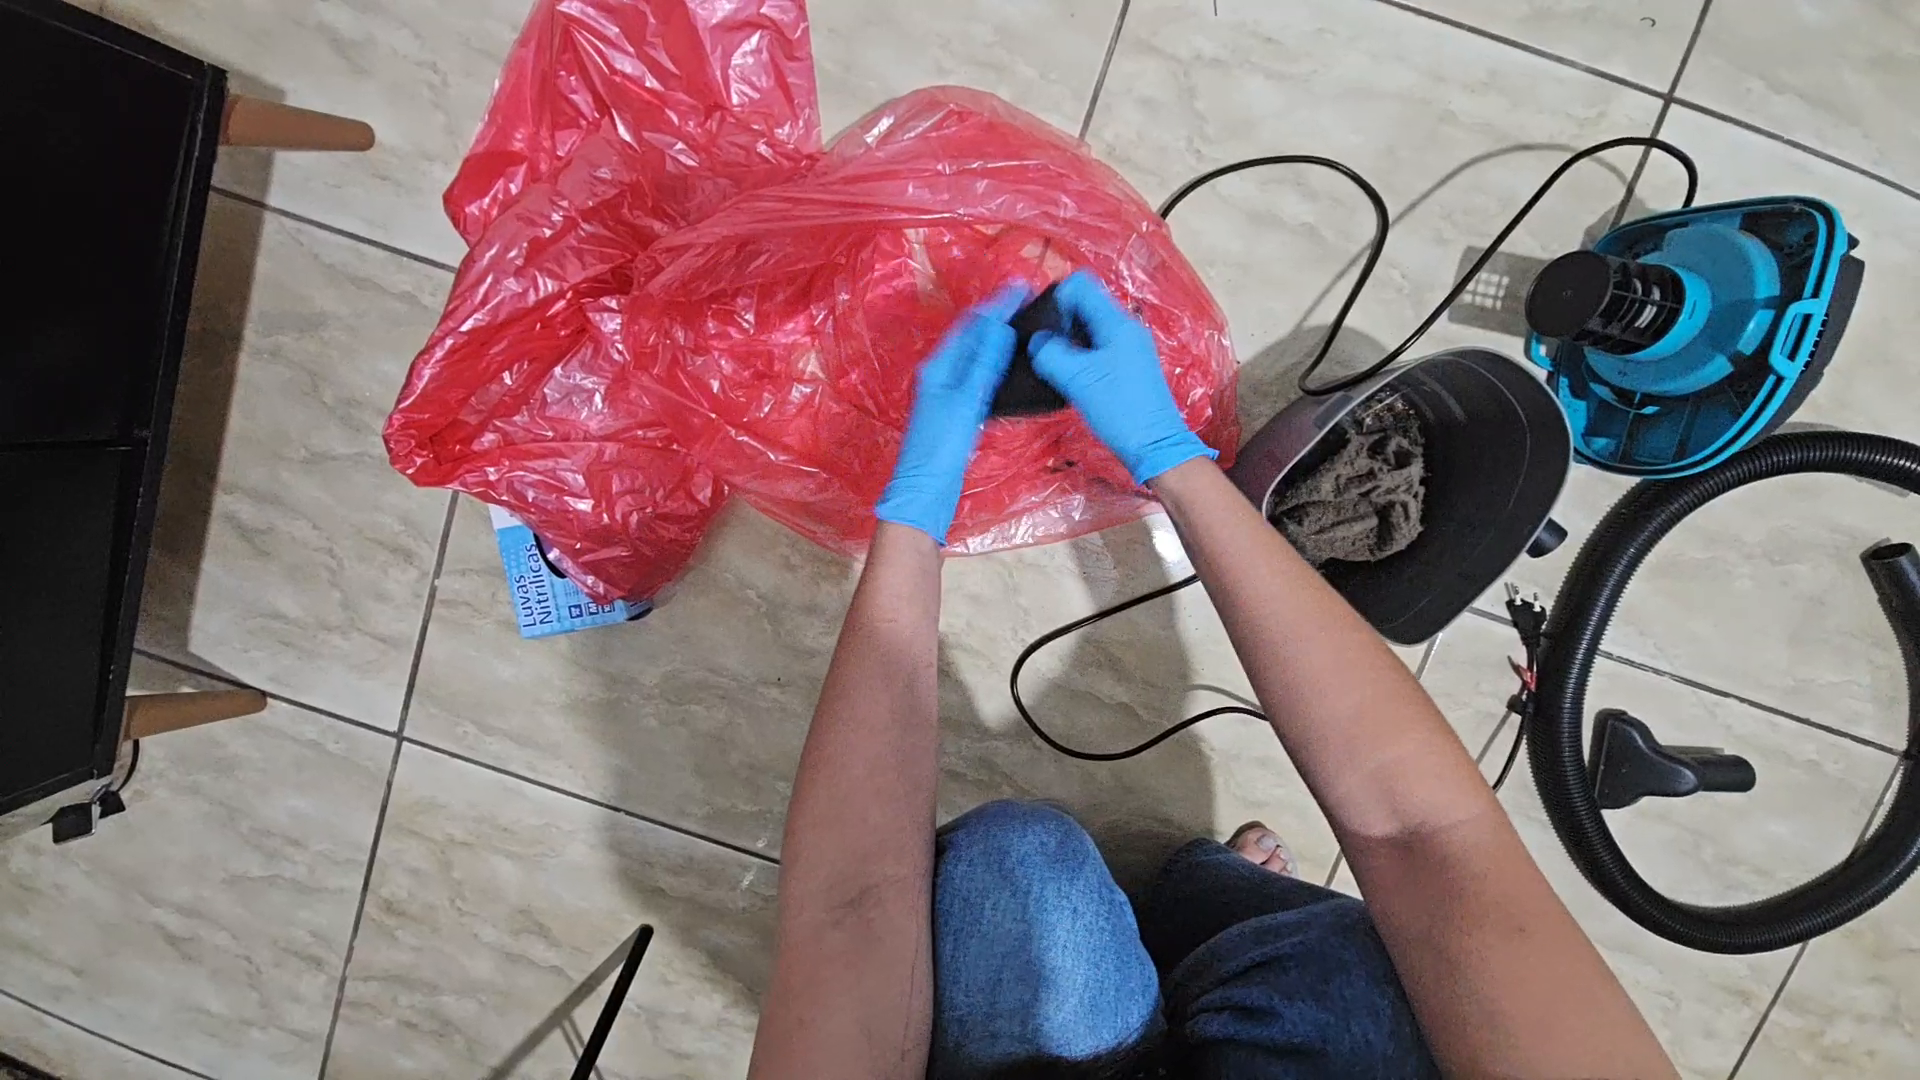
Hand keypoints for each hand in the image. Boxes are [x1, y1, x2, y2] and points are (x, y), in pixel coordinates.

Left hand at [875, 284, 1027, 543]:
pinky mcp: (958, 413)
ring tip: (1025, 327)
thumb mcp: (964, 403)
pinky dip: (996, 367)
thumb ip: (982, 366)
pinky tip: (1011, 368)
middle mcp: (941, 375)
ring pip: (977, 357)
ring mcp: (948, 394)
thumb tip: (1000, 328)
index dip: (995, 305)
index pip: (970, 325)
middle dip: (998, 317)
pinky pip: (980, 379)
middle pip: (973, 337)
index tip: (1022, 286)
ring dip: (998, 341)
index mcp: (938, 367)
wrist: (925, 493)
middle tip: (1029, 302)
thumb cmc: (940, 448)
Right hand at [1031, 270, 1216, 484]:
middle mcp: (1125, 328)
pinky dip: (1078, 355)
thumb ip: (1050, 354)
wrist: (1154, 445)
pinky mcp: (1126, 366)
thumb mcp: (1077, 380)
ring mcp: (1127, 347)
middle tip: (1039, 346)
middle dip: (1058, 321)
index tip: (1040, 326)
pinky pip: (1096, 348)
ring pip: (1088, 329)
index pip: (1080, 286)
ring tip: (1049, 363)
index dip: (1055, 300)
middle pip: (1084, 306)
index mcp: (1116, 322)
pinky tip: (1067, 375)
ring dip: (1066, 340)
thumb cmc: (1118, 410)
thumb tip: (1036, 341)